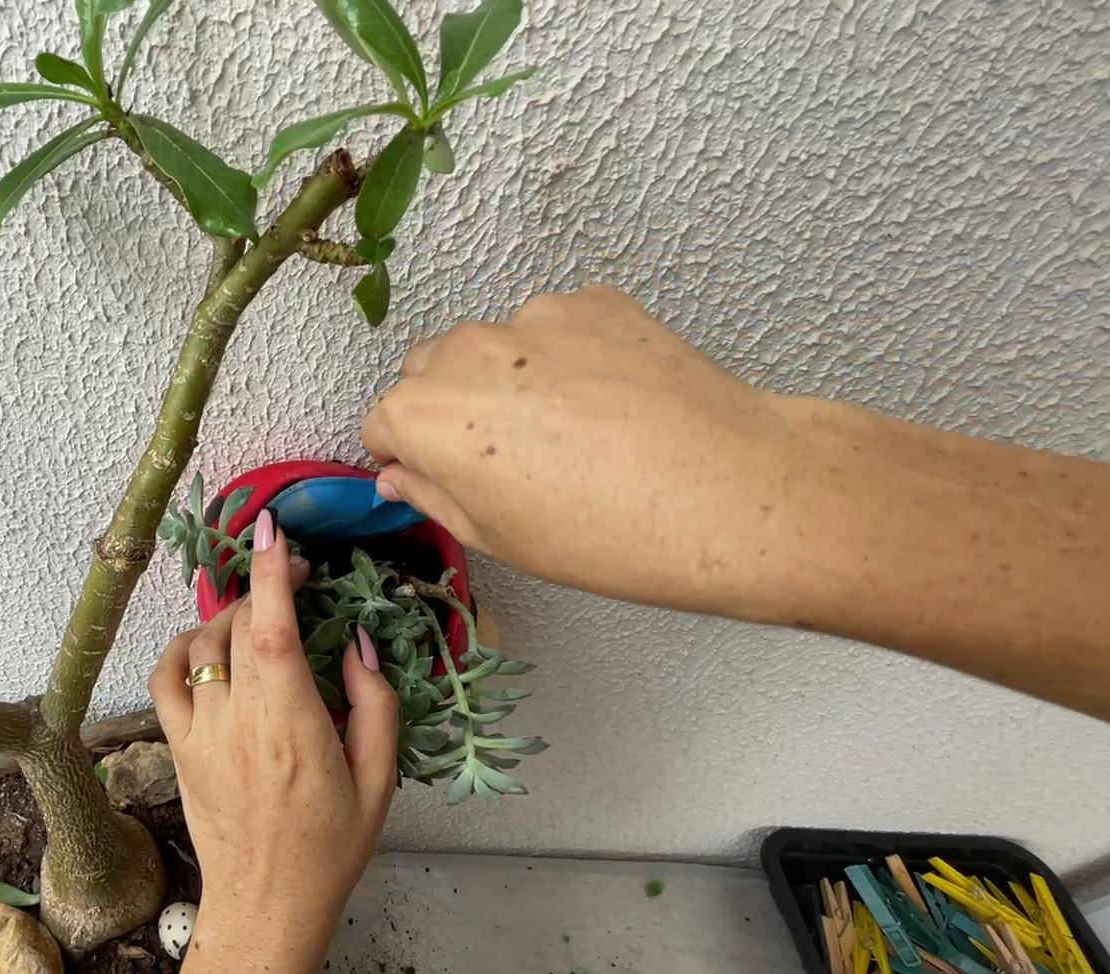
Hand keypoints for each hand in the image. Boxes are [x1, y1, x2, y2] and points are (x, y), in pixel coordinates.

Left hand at [148, 508, 399, 952]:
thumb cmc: (331, 846)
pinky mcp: (178, 745)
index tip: (274, 528)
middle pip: (242, 625)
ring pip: (203, 642)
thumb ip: (375, 704)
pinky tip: (205, 644)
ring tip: (261, 618)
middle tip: (296, 578)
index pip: (274, 629)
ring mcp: (199, 730)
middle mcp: (238, 719)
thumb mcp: (379, 779)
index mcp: (292, 725)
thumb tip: (357, 642)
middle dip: (268, 586)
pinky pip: (165, 676)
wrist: (265, 905)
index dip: (271, 571)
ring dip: (232, 615)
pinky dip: (181, 646)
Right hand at [361, 285, 801, 614]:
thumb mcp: (492, 535)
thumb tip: (400, 475)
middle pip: (423, 374)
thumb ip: (429, 494)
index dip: (403, 454)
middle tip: (496, 454)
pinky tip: (598, 400)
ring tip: (559, 428)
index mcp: (423, 415)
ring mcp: (529, 319)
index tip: (432, 471)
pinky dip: (558, 356)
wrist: (728, 493)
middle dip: (442, 408)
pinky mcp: (588, 302)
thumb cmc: (606, 531)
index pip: (380, 423)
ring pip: (486, 348)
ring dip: (500, 378)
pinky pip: (548, 328)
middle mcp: (464, 353)